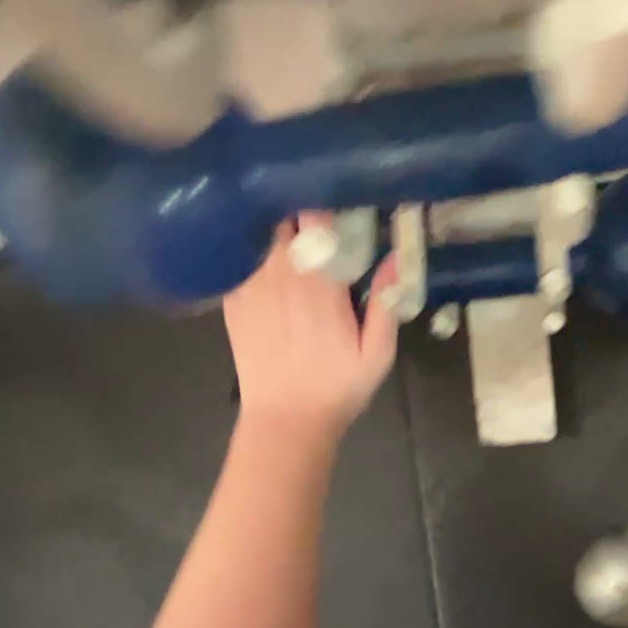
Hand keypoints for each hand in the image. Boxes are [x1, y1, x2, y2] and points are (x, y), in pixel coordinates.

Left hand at [223, 217, 397, 438]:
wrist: (284, 421)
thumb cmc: (337, 388)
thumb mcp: (377, 353)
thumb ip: (385, 303)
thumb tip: (395, 258)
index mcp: (318, 284)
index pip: (314, 221)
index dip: (325, 206)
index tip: (340, 207)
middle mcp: (279, 276)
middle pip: (283, 221)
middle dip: (300, 217)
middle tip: (320, 226)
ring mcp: (250, 287)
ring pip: (260, 238)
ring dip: (276, 232)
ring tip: (294, 240)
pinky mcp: (233, 301)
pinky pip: (241, 261)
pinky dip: (252, 254)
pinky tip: (266, 265)